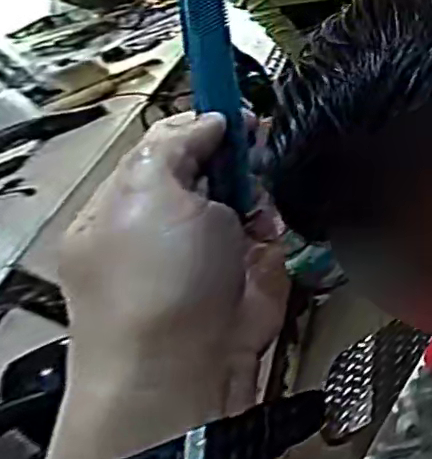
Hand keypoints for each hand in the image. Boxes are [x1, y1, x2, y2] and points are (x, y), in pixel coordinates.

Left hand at [59, 113, 286, 390]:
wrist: (194, 349)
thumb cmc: (156, 285)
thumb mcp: (148, 201)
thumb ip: (174, 150)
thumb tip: (209, 119)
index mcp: (123, 202)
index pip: (167, 143)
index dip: (204, 124)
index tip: (239, 109)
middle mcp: (166, 215)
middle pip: (218, 159)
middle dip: (243, 157)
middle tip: (255, 159)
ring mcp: (212, 235)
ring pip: (256, 182)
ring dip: (265, 190)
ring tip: (257, 213)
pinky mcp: (253, 250)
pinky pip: (279, 212)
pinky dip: (280, 216)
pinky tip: (269, 233)